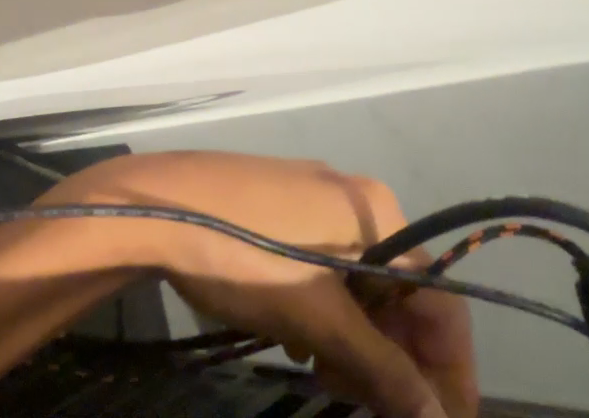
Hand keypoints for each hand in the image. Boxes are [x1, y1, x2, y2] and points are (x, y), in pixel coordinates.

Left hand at [40, 151, 478, 417]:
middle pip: (391, 291)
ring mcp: (299, 193)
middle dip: (386, 355)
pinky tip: (292, 342)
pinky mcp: (261, 201)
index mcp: (374, 211)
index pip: (438, 299)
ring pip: (347, 281)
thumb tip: (435, 416)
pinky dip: (312, 308)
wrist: (142, 206)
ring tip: (325, 380)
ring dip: (347, 338)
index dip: (447, 368)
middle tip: (368, 406)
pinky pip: (309, 264)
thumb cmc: (241, 256)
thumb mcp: (317, 318)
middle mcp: (345, 194)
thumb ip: (382, 367)